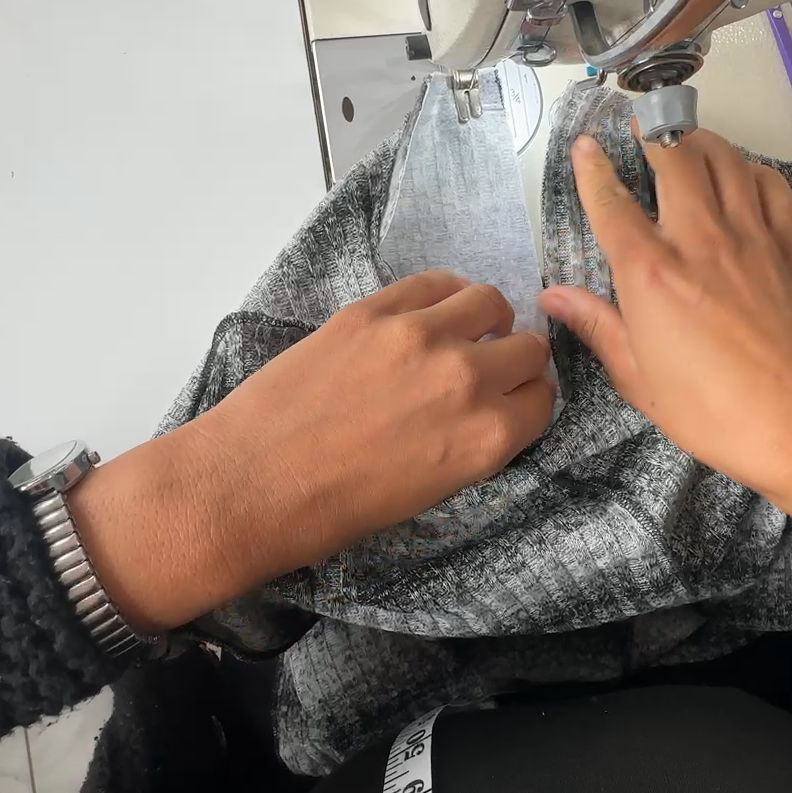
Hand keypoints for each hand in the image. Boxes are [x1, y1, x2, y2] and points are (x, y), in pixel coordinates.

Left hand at [73, 272, 554, 629]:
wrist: (249, 485)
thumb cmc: (337, 510)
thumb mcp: (432, 493)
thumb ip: (474, 443)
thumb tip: (491, 409)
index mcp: (486, 439)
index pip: (543, 400)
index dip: (527, 403)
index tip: (510, 403)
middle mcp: (467, 379)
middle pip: (529, 349)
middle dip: (515, 362)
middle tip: (485, 371)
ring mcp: (419, 336)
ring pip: (490, 301)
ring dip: (486, 321)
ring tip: (460, 335)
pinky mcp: (374, 310)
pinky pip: (435, 282)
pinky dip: (445, 296)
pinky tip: (428, 315)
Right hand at [540, 130, 791, 602]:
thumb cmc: (710, 412)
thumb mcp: (638, 378)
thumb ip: (597, 325)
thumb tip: (553, 295)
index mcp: (651, 274)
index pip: (613, 204)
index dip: (593, 170)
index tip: (584, 146)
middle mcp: (700, 241)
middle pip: (674, 159)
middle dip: (652, 133)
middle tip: (637, 125)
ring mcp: (750, 240)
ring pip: (726, 160)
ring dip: (701, 140)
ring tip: (683, 139)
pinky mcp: (787, 251)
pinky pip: (773, 189)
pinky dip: (754, 171)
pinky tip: (743, 176)